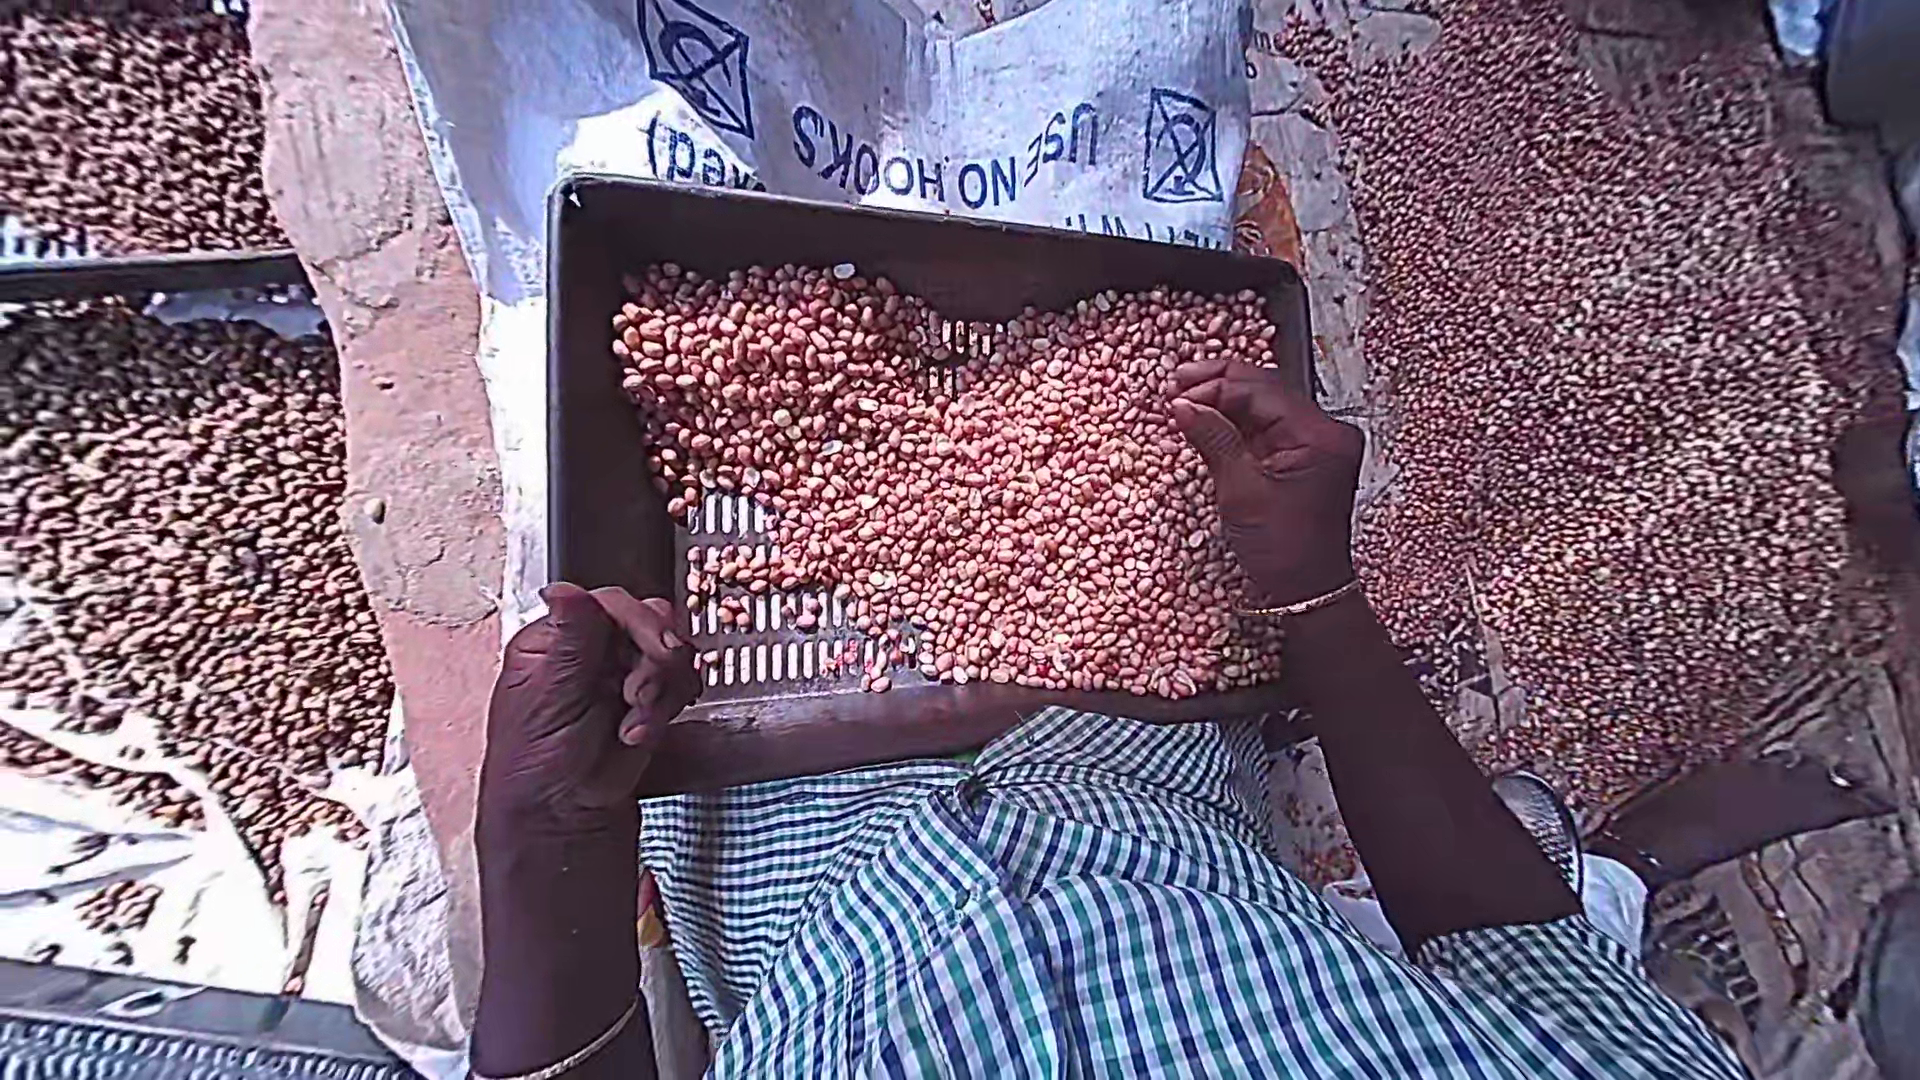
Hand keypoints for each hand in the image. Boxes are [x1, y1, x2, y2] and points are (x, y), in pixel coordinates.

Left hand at [478, 582, 698, 837]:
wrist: (566, 813)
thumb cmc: (537, 762)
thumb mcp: (551, 698)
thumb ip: (570, 642)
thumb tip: (562, 589)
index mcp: (558, 639)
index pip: (610, 604)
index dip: (640, 621)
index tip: (658, 646)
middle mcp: (595, 647)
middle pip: (650, 621)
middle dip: (656, 657)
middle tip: (644, 691)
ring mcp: (626, 668)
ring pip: (673, 649)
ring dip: (663, 687)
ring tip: (636, 719)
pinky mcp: (653, 692)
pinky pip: (683, 679)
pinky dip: (671, 705)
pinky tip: (642, 729)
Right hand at [1168, 357, 1363, 605]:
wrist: (1305, 589)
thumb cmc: (1281, 548)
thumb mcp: (1241, 491)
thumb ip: (1214, 440)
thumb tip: (1182, 405)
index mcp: (1320, 436)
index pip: (1262, 391)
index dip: (1216, 387)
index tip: (1177, 395)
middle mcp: (1323, 431)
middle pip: (1265, 389)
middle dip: (1218, 383)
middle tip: (1176, 381)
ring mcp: (1312, 443)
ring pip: (1261, 405)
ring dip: (1222, 399)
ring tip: (1184, 396)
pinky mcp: (1297, 456)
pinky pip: (1261, 427)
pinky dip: (1231, 421)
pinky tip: (1205, 417)